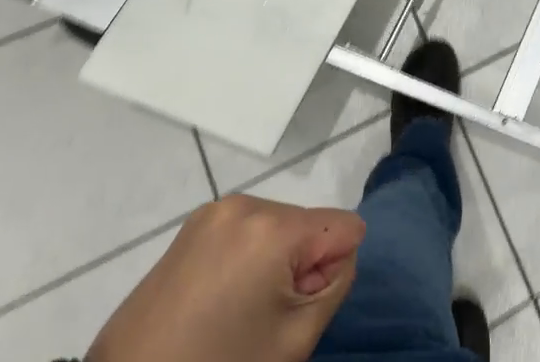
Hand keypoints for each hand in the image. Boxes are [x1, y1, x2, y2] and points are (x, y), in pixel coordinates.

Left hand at [87, 194, 365, 361]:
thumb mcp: (297, 336)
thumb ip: (336, 284)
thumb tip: (334, 255)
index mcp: (275, 226)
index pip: (347, 228)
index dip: (331, 271)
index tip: (295, 304)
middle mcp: (246, 204)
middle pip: (310, 225)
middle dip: (302, 264)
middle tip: (264, 314)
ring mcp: (213, 212)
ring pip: (280, 228)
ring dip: (275, 261)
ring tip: (238, 306)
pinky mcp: (192, 226)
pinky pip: (248, 231)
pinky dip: (248, 257)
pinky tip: (219, 295)